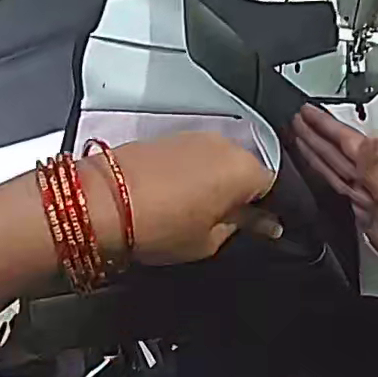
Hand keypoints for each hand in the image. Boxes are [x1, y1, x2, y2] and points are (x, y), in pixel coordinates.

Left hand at [84, 132, 276, 265]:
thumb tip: (262, 223)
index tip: (257, 227)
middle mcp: (225, 144)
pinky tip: (176, 193)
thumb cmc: (162, 226)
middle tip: (224, 221)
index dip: (266, 209)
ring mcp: (194, 136)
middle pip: (246, 168)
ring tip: (195, 209)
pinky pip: (194, 155)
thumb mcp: (209, 240)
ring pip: (219, 160)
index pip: (274, 186)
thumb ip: (242, 227)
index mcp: (244, 169)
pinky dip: (192, 172)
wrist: (103, 201)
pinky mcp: (168, 136)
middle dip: (240, 192)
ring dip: (215, 181)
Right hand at [290, 105, 377, 307]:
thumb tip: (372, 137)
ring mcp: (376, 203)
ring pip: (340, 172)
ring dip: (321, 156)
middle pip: (341, 155)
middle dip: (318, 136)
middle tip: (298, 120)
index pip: (349, 144)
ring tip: (303, 140)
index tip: (307, 113)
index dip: (326, 128)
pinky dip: (331, 183)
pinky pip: (345, 194)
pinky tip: (326, 177)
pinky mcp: (372, 222)